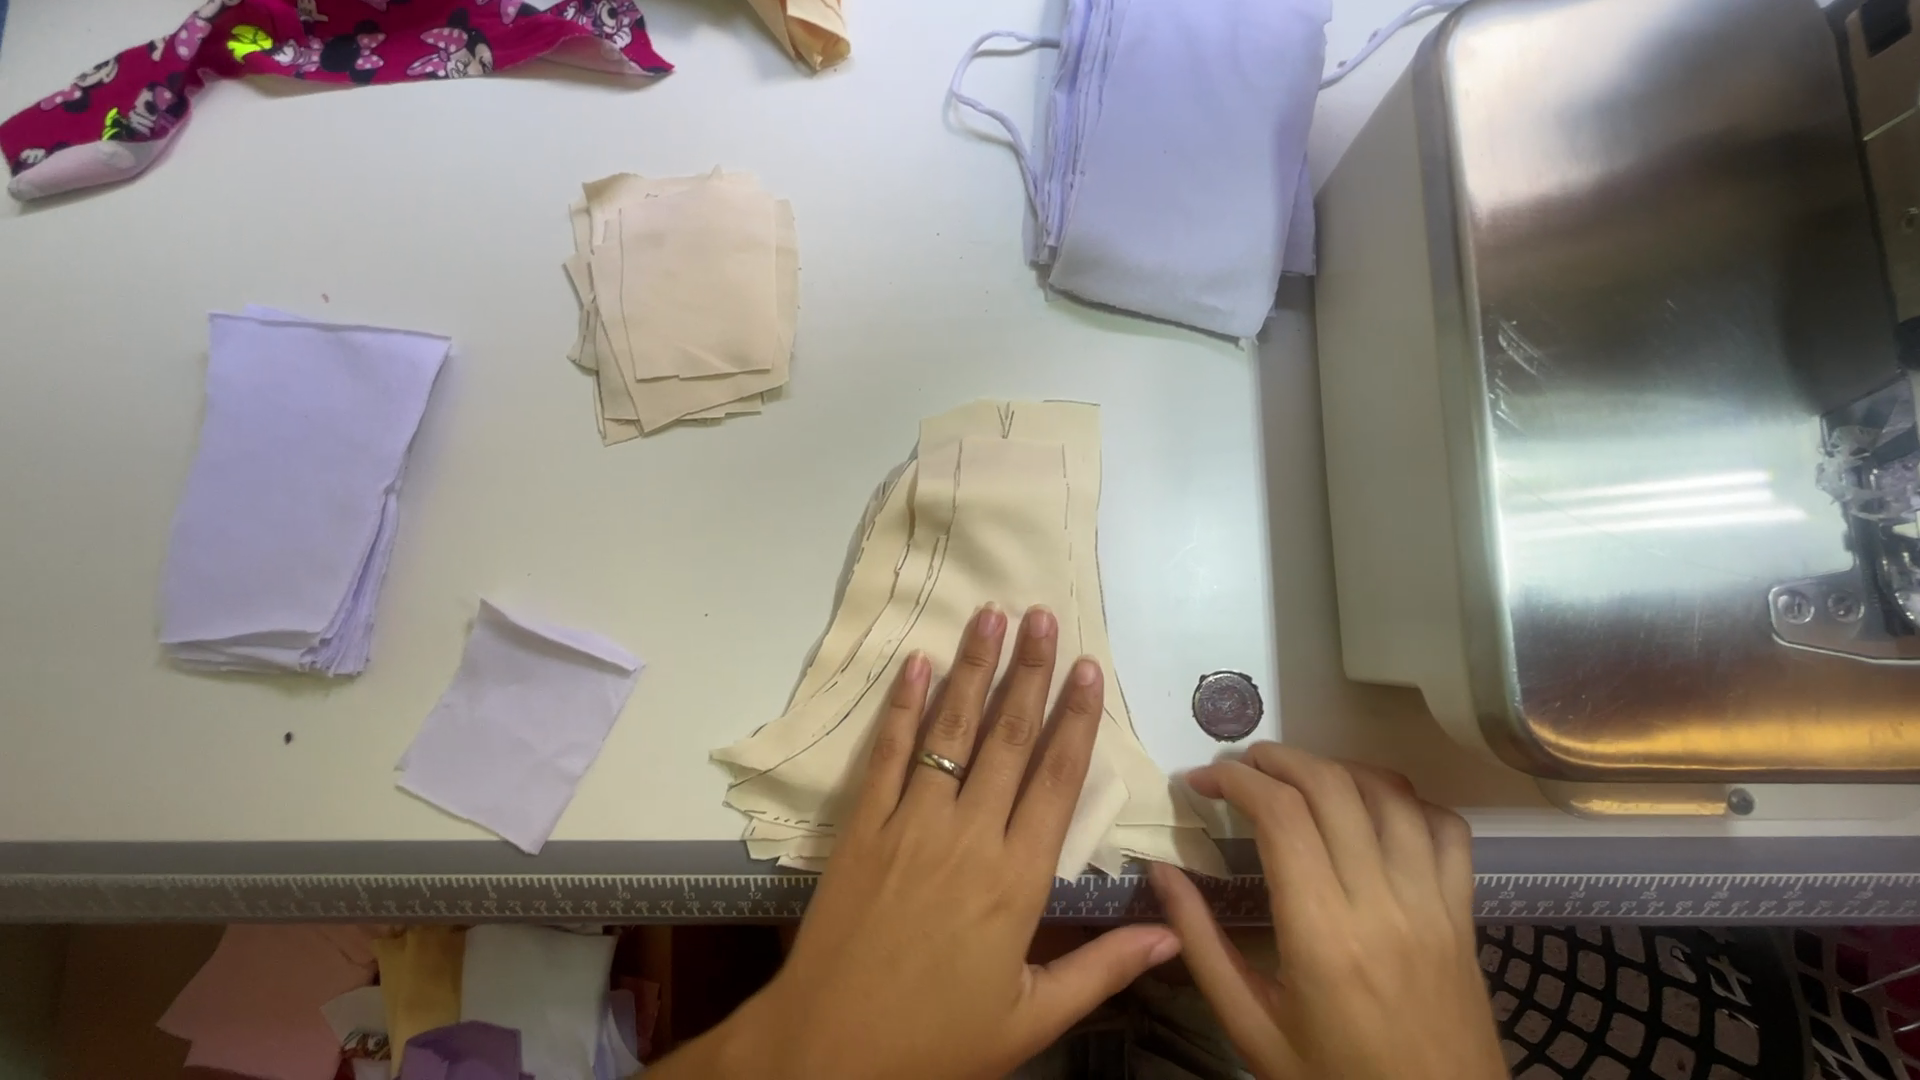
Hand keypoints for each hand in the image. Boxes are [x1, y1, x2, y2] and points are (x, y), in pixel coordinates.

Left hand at [658, 605, 1182, 1079]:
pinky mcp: (863, 825)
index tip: (1089, 669)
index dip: (1076, 720)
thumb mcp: (1030, 1016)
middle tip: (1041, 616)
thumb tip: (1172, 935)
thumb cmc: (936, 1039)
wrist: (829, 1050)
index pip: (1056, 781)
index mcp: (1017, 879)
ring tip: (990, 617)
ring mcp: (911, 824)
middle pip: (1008, 739)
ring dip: (973, 671)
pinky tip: (918, 665)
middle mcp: (968, 836)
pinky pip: (887, 756)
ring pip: (951, 733)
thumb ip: (1101, 969)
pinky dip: (902, 708)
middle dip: (1029, 672)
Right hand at [1151, 744, 1503, 1079]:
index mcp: (1322, 933)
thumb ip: (1200, 944)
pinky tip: (1369, 810)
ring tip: (1295, 777)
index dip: (1234, 780)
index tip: (1199, 781)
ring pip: (1389, 795)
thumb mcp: (1250, 1027)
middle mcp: (1383, 904)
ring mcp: (1433, 905)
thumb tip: (1160, 871)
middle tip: (1239, 767)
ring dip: (1334, 768)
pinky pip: (1446, 829)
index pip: (1280, 814)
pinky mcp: (1463, 915)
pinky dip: (1406, 800)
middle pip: (1331, 787)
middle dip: (1276, 758)